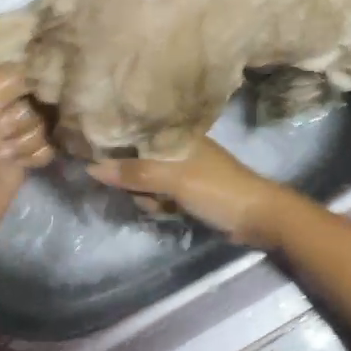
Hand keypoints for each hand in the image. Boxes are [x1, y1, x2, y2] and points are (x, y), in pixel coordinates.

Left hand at [0, 58, 51, 255]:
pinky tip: (17, 163)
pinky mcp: (21, 150)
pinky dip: (34, 153)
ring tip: (4, 152)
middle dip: (22, 110)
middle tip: (2, 127)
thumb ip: (7, 77)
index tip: (39, 70)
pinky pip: (46, 141)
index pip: (4, 54)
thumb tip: (39, 64)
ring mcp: (5, 126)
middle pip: (29, 87)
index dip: (22, 61)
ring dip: (26, 136)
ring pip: (41, 116)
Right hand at [87, 139, 290, 247]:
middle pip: (137, 161)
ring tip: (162, 206)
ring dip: (148, 198)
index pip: (136, 132)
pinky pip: (161, 197)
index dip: (116, 144)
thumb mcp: (174, 180)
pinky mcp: (188, 193)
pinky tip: (169, 213)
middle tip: (143, 192)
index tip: (93, 154)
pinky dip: (161, 206)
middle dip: (133, 180)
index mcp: (177, 135)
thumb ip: (135, 173)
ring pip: (147, 182)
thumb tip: (92, 167)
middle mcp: (178, 149)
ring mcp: (184, 172)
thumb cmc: (218, 189)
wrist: (258, 218)